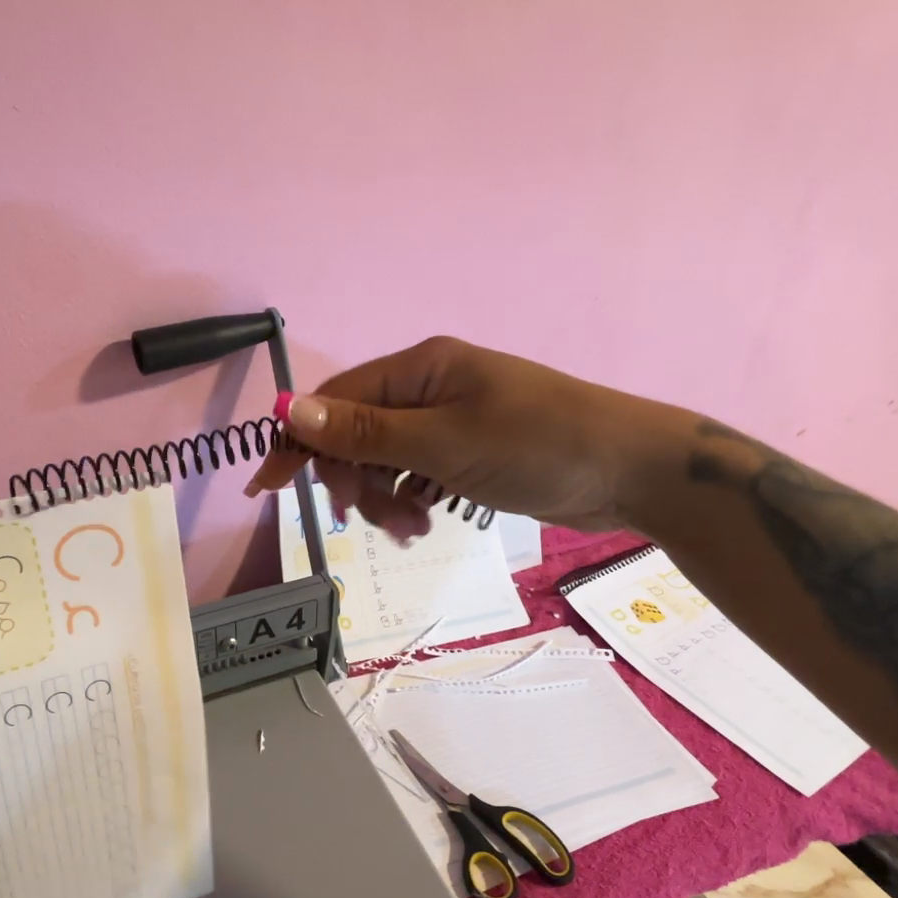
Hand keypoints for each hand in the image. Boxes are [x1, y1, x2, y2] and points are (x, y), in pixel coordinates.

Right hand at [245, 336, 693, 536]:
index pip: (335, 401)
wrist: (630, 469)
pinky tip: (424, 521)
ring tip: (411, 528)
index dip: (298, 442)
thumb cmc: (539, 444)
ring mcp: (447, 419)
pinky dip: (408, 500)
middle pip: (355, 434)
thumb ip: (366, 432)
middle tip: (373, 519)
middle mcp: (426, 387)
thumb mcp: (445, 443)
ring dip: (382, 498)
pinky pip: (413, 474)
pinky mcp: (465, 450)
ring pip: (382, 460)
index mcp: (418, 368)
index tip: (267, 488)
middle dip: (354, 480)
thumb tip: (289, 409)